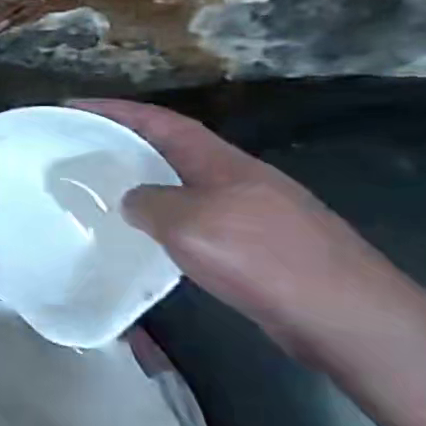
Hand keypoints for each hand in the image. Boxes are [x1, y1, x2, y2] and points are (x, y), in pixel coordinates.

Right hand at [70, 98, 425, 361]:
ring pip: (188, 185)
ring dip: (150, 183)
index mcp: (221, 161)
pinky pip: (202, 219)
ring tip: (110, 192)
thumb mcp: (189, 224)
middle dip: (130, 143)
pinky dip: (170, 218)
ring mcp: (257, 212)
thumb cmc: (264, 259)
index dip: (117, 110)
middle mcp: (239, 177)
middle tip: (87, 150)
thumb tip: (133, 200)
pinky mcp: (265, 247)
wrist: (350, 319)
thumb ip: (150, 204)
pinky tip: (156, 240)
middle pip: (175, 148)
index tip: (76, 106)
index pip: (160, 121)